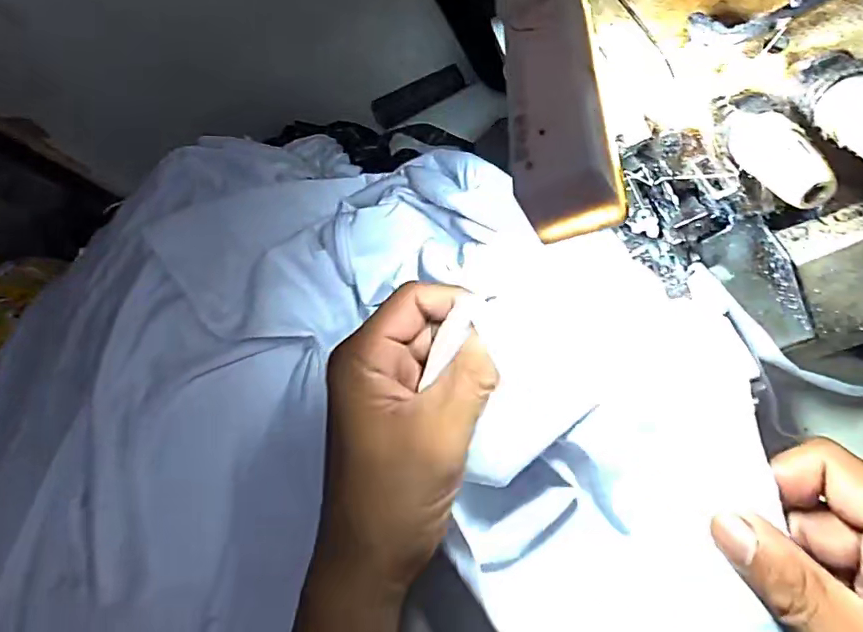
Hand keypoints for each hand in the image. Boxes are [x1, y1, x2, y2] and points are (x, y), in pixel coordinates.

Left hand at [296, 283, 498, 631]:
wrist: (370, 560)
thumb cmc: (396, 492)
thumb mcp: (440, 430)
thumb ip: (468, 376)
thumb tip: (489, 333)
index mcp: (363, 355)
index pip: (410, 302)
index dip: (452, 302)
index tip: (495, 322)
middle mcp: (367, 362)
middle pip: (420, 324)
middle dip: (460, 335)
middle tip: (500, 357)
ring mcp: (380, 387)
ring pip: (428, 352)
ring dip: (460, 362)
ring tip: (491, 381)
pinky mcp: (394, 410)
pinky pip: (428, 379)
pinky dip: (454, 383)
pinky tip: (477, 398)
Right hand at [711, 439, 862, 631]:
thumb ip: (798, 582)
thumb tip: (730, 525)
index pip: (826, 467)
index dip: (775, 484)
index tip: (738, 517)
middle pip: (812, 511)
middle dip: (780, 543)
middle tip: (761, 580)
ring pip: (811, 551)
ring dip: (787, 576)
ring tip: (792, 615)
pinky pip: (825, 584)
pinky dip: (802, 599)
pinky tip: (798, 621)